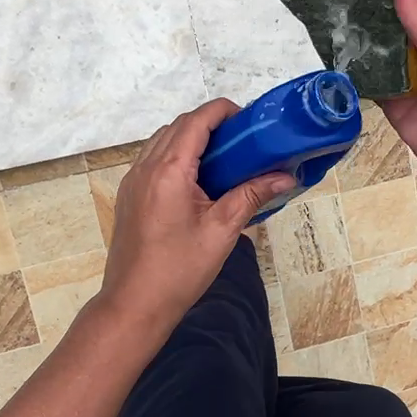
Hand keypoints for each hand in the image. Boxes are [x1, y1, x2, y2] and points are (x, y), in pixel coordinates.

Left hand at [96, 99, 294, 331]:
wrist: (134, 305)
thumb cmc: (179, 269)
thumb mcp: (222, 230)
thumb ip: (252, 195)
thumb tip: (287, 176)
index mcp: (169, 171)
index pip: (196, 120)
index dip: (224, 111)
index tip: (250, 121)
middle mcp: (146, 167)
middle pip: (179, 125)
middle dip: (211, 123)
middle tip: (244, 140)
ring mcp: (133, 180)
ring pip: (163, 140)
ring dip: (192, 137)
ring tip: (224, 157)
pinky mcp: (129, 194)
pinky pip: (153, 158)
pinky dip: (176, 154)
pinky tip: (199, 178)